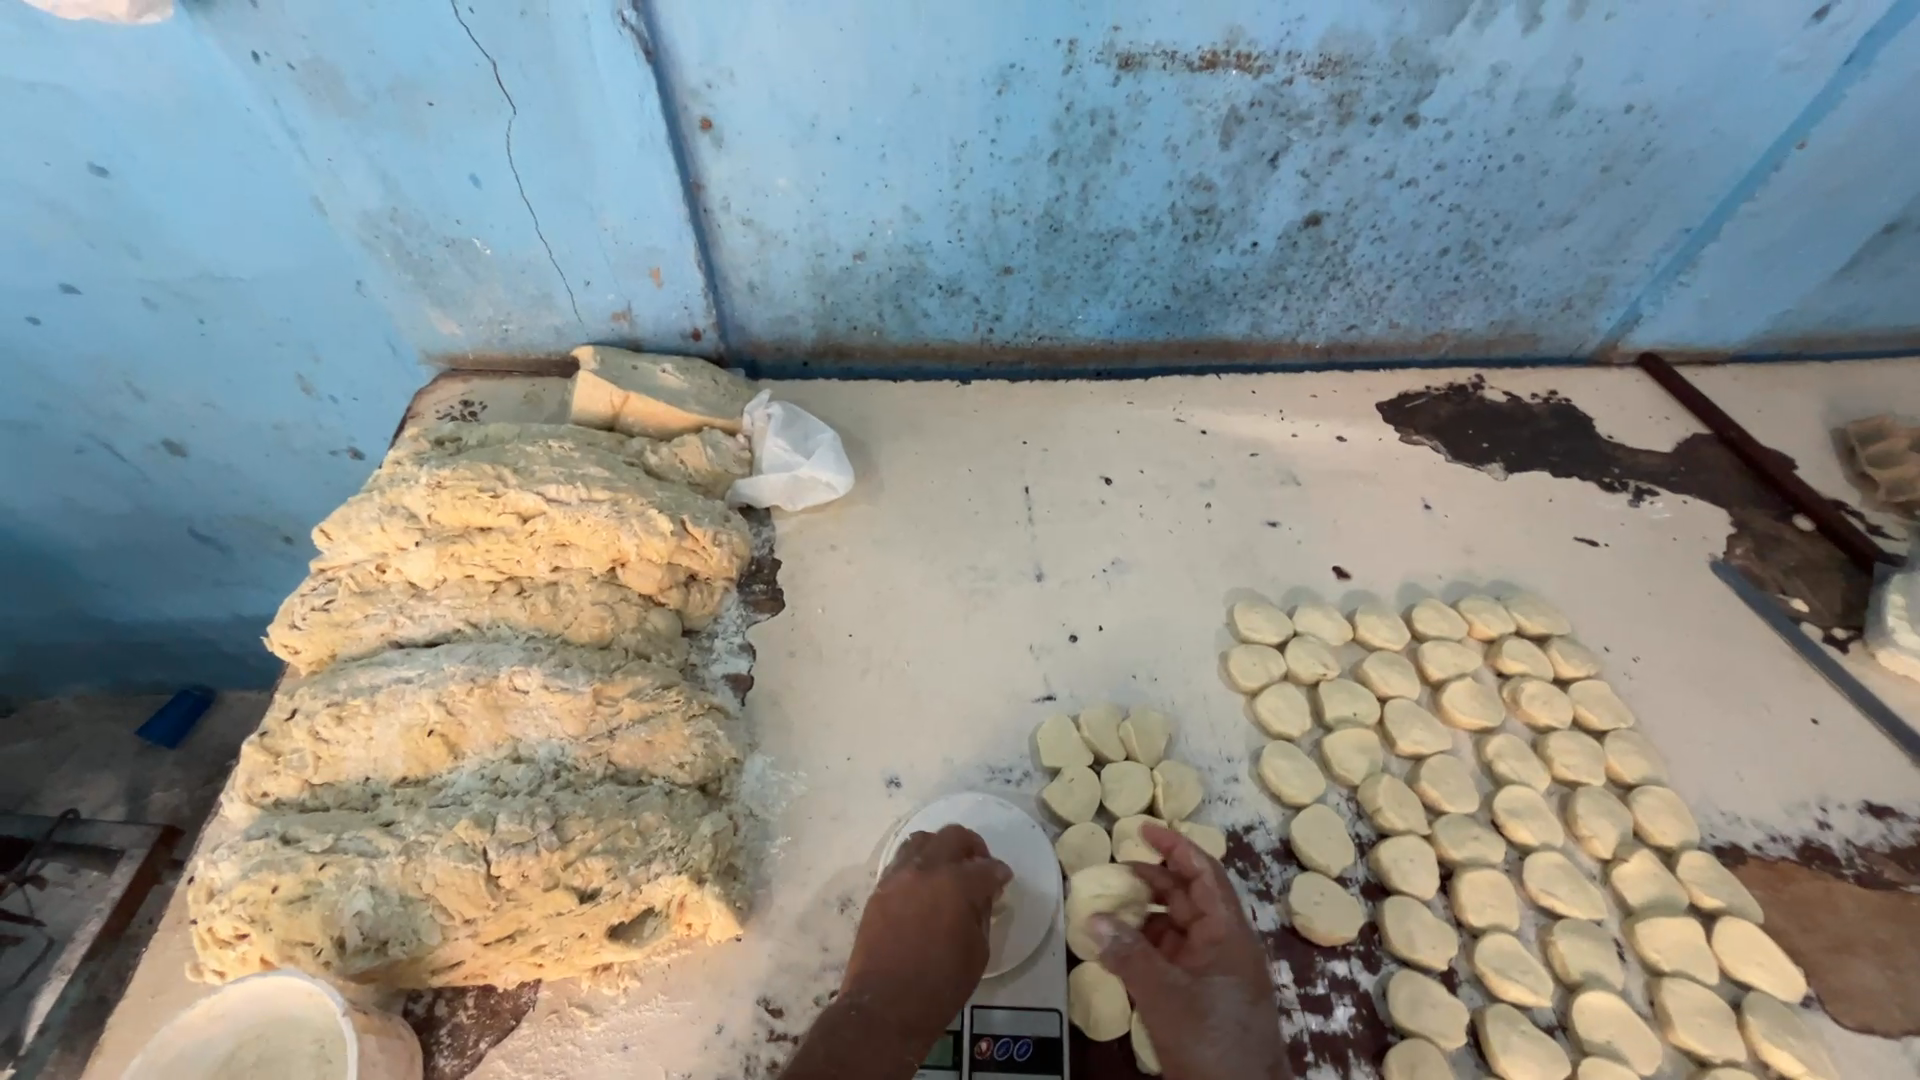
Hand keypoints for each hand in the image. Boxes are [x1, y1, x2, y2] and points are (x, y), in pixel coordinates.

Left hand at [840, 824, 1011, 1049]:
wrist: (885, 1006)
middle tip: (979, 866)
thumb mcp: (978, 953)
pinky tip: (924, 884)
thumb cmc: (940, 986)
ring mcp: (899, 876)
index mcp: (957, 884)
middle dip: (973, 847)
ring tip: (949, 869)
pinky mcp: (880, 888)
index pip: (987, 867)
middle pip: (953, 836)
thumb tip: (982, 896)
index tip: (1003, 881)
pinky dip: (918, 863)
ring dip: (941, 848)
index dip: (1000, 873)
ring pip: (923, 840)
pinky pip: (901, 861)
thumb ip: (981, 914)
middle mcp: (927, 870)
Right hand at [1087, 824, 1291, 1079]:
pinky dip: (1143, 946)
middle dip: (1151, 880)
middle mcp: (1222, 945)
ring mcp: (1212, 972)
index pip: (1203, 873)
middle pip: (1187, 896)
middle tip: (1113, 871)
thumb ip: (1127, 953)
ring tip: (1106, 907)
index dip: (1174, 847)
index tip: (1141, 829)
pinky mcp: (1200, 997)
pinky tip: (1115, 947)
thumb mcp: (1165, 995)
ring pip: (1175, 927)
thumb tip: (1093, 918)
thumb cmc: (1211, 1041)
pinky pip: (1169, 957)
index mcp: (1227, 933)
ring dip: (1143, 915)